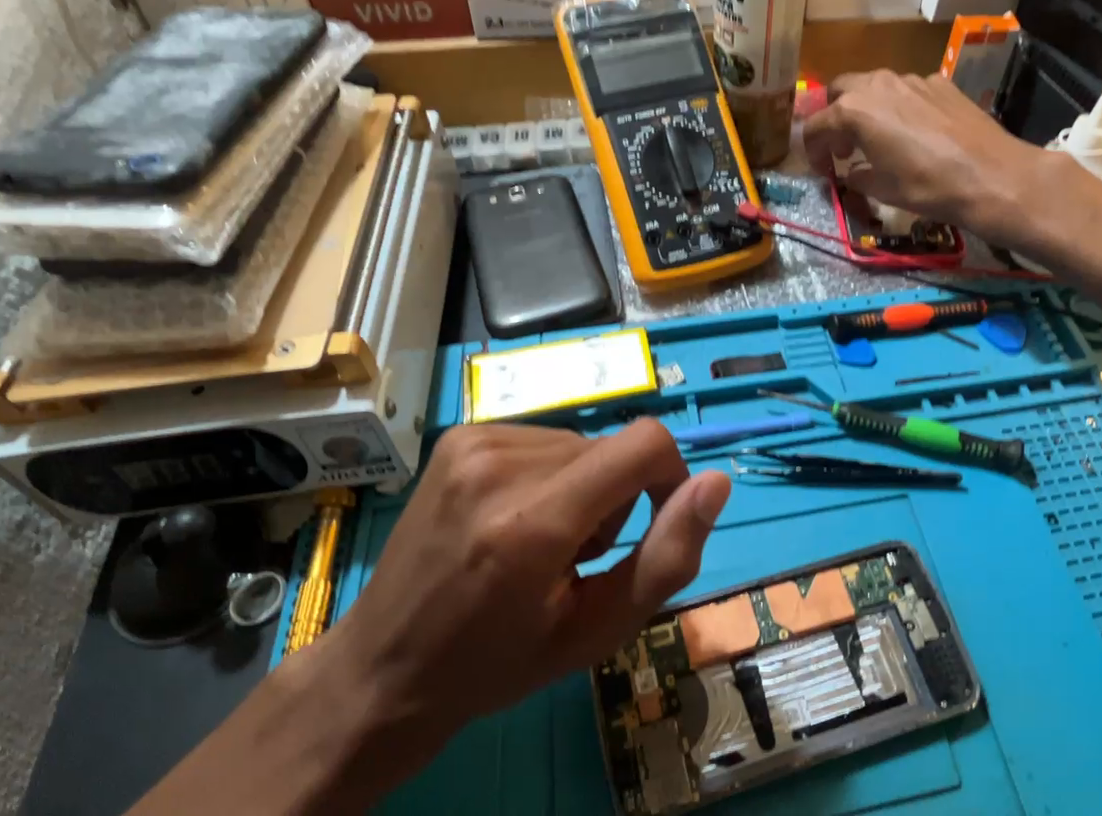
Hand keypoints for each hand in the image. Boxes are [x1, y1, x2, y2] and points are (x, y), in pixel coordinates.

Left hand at [323, 420, 728, 772]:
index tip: (654, 522)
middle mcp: (498, 464)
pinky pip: (542, 438)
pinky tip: (514, 520)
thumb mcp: (597, 630)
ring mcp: (471, 443)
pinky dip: (548, 474)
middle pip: (611, 448)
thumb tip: (715, 483)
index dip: (670, 476)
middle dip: (615, 498)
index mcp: (532, 522)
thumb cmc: (499, 662)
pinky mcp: (459, 436)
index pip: (643, 443)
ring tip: (541, 544)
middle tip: (576, 559)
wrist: (386, 665)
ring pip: (578, 442)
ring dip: (581, 486)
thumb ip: (666, 557)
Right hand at [802, 70, 1064, 237]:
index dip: (813, 151)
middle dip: (835, 117)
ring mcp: (911, 79)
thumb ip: (858, 175)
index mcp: (854, 111)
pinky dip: (899, 107)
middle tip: (845, 147)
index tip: (823, 171)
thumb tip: (854, 171)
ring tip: (877, 139)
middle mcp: (877, 85)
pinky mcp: (940, 83)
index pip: (816, 125)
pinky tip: (915, 132)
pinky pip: (907, 90)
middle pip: (840, 91)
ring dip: (867, 109)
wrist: (991, 175)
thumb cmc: (928, 187)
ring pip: (874, 85)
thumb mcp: (882, 189)